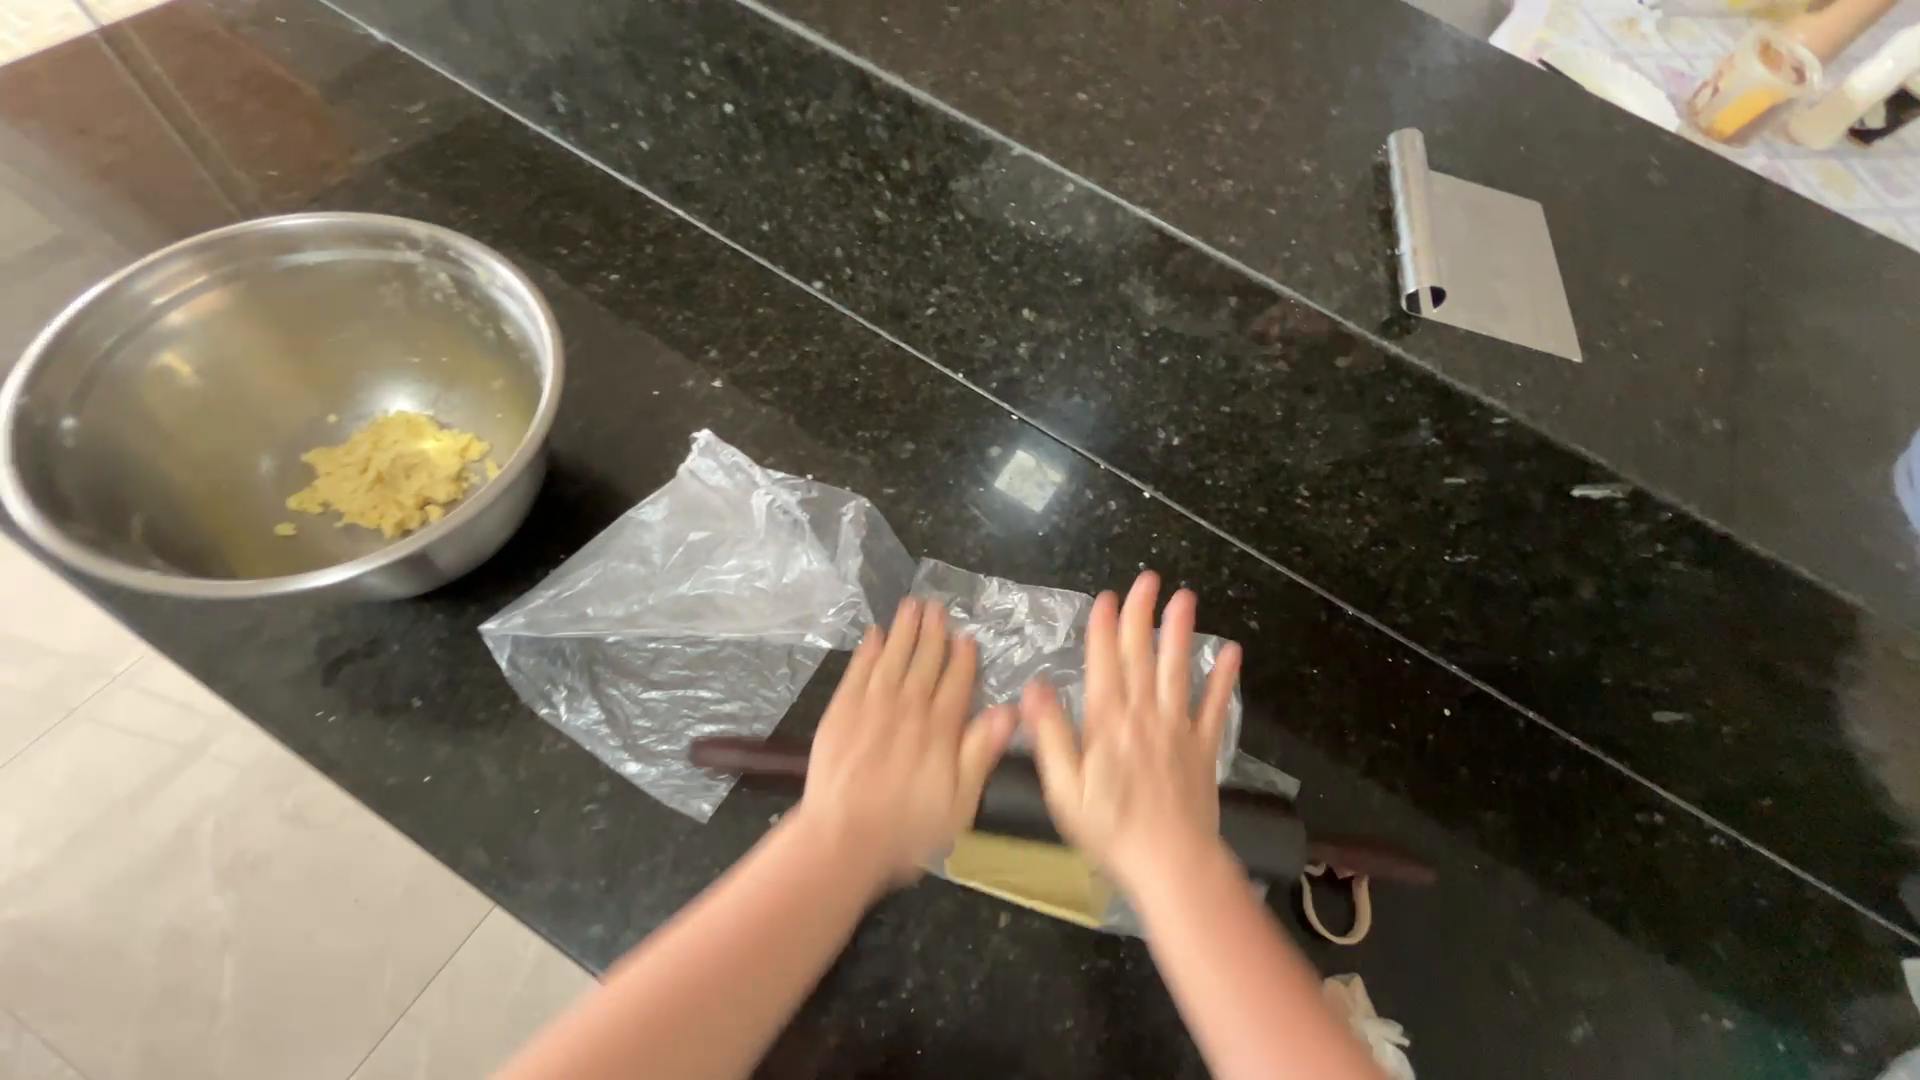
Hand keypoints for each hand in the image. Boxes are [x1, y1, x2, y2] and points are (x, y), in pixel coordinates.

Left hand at [795, 597, 1017, 890]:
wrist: (842, 838)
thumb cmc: (907, 829)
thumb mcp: (959, 802)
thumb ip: (981, 752)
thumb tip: (1009, 711)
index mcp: (939, 730)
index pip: (956, 684)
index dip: (963, 660)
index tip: (967, 637)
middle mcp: (908, 709)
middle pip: (924, 663)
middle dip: (933, 634)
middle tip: (937, 607)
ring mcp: (871, 707)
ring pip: (891, 658)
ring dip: (903, 631)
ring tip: (911, 606)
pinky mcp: (840, 712)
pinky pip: (857, 672)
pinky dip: (866, 651)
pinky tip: (873, 635)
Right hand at [1019, 571, 1241, 890]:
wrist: (1172, 864)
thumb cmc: (1109, 829)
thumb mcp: (1064, 788)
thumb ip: (1051, 735)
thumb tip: (1035, 687)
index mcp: (1107, 723)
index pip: (1104, 664)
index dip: (1104, 628)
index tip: (1107, 597)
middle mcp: (1143, 715)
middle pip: (1142, 656)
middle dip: (1142, 615)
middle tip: (1148, 579)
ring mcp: (1177, 729)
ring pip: (1178, 670)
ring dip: (1181, 632)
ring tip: (1185, 598)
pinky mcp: (1202, 748)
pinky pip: (1213, 707)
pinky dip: (1223, 679)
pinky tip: (1231, 653)